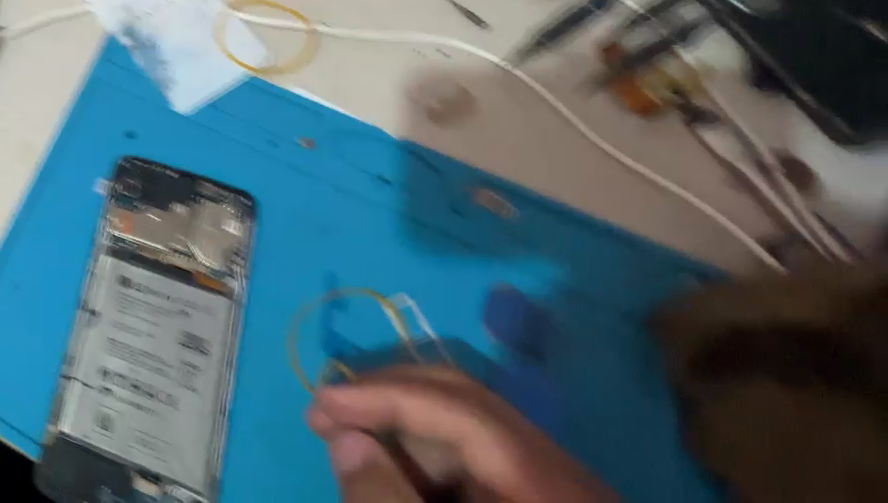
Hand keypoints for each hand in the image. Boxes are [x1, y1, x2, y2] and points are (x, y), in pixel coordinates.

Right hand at [308, 367, 614, 502]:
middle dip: (388, 402)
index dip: (384, 394)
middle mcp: (569, 482)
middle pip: (466, 406)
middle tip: (324, 413)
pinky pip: (478, 467)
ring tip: (347, 442)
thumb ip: (383, 502)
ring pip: (469, 433)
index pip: (461, 409)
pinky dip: (427, 463)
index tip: (318, 402)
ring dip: (402, 430)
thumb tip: (343, 436)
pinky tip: (388, 471)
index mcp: (553, 490)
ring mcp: (560, 497)